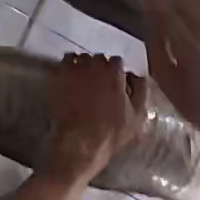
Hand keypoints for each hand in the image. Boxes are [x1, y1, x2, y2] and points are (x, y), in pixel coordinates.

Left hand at [42, 54, 138, 184]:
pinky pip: (64, 61)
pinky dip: (67, 66)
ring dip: (83, 65)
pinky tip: (69, 77)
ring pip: (80, 57)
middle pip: (98, 58)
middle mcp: (94, 65)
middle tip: (99, 82)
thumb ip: (141, 90)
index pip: (117, 61)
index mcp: (114, 72)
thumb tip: (137, 75)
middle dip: (100, 67)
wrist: (79, 142)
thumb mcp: (137, 115)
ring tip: (83, 78)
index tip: (115, 81)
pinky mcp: (58, 76)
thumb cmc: (111, 132)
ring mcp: (74, 70)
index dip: (116, 71)